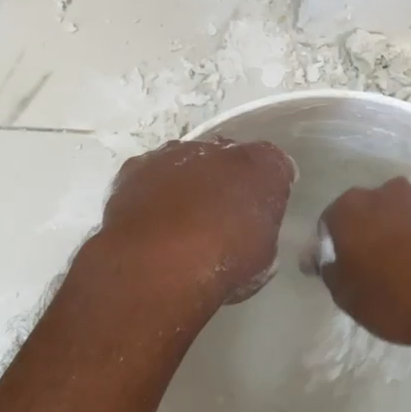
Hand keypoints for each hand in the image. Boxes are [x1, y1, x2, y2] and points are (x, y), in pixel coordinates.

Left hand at [97, 138, 294, 307]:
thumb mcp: (263, 257)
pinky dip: (156, 193)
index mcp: (260, 166)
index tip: (264, 208)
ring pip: (187, 163)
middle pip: (228, 158)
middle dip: (226, 180)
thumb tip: (252, 230)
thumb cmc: (224, 261)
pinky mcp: (136, 168)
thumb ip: (261, 231)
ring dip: (189, 184)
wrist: (158, 262)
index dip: (270, 186)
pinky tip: (154, 221)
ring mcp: (173, 154)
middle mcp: (218, 149)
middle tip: (222, 215)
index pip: (274, 164)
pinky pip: (153, 177)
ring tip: (183, 221)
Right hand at [302, 178, 410, 357]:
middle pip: (369, 214)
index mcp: (351, 208)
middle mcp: (388, 191)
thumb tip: (319, 255)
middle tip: (377, 273)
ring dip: (403, 237)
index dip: (333, 250)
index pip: (329, 224)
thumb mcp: (350, 298)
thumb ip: (330, 271)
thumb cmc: (401, 301)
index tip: (342, 273)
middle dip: (369, 237)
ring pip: (405, 216)